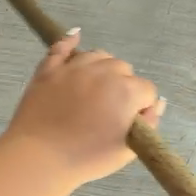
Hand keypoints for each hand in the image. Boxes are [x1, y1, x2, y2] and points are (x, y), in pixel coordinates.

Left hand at [2, 29, 162, 184]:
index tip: (127, 122)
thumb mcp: (127, 149)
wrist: (38, 158)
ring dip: (100, 68)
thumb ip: (148, 123)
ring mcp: (72, 69)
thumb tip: (157, 104)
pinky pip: (60, 49)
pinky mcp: (47, 72)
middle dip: (121, 86)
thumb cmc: (85, 159)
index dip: (139, 106)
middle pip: (122, 69)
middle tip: (106, 111)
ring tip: (94, 88)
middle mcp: (102, 72)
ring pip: (96, 56)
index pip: (146, 90)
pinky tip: (74, 36)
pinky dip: (69, 42)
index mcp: (127, 90)